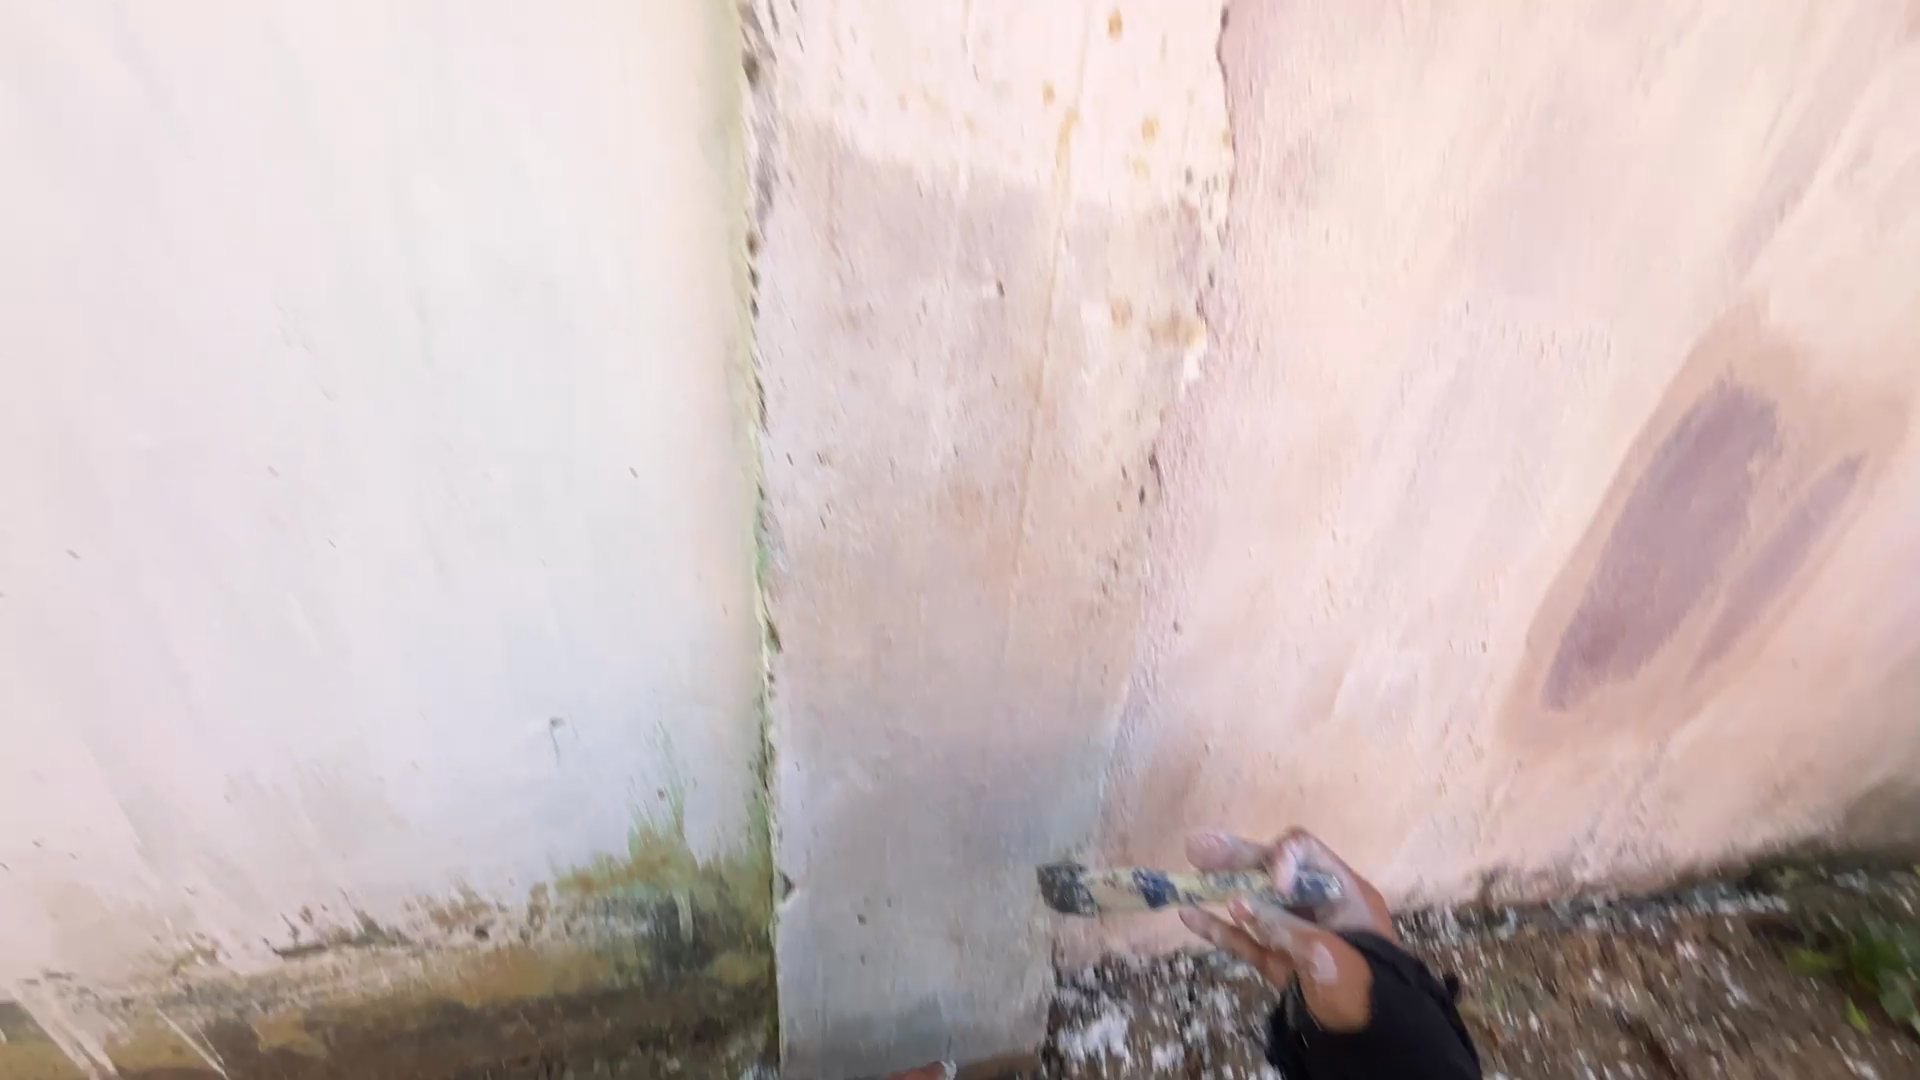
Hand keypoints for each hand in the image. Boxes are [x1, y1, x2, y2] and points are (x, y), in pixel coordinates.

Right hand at [1178, 827, 1395, 1032]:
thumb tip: (1234, 903)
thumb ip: (1282, 925)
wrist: (1377, 1051)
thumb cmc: (1362, 990)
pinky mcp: (1279, 963)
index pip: (1304, 852)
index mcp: (1342, 893)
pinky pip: (1244, 939)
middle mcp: (1318, 906)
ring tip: (1188, 874)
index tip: (1271, 881)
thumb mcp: (1326, 953)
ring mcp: (1295, 935)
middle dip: (1234, 858)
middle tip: (1197, 848)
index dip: (1280, 857)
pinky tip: (1189, 916)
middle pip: (1270, 871)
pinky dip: (1217, 928)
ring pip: (1252, 902)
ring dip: (1219, 888)